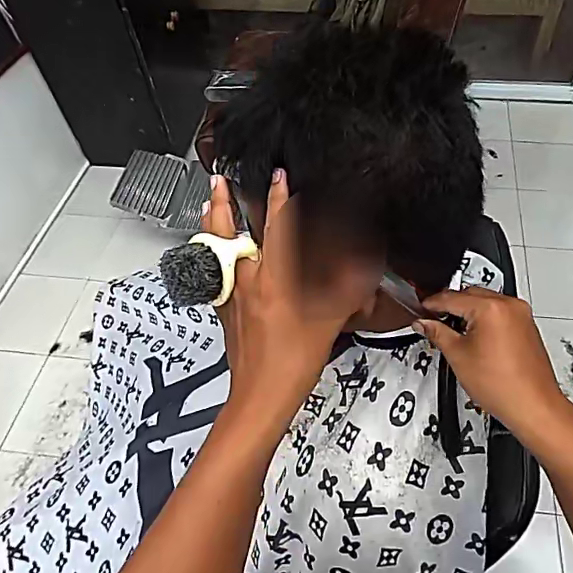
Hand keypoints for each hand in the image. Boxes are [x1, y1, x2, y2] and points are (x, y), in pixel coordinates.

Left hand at [203, 171, 376, 412]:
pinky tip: (213, 253)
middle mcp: (247, 282)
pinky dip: (210, 253)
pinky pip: (212, 271)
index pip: (275, 229)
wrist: (261, 395)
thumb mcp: (330, 322)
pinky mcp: (222, 310)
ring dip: (211, 222)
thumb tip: (363, 269)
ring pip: (213, 250)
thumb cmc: (290, 364)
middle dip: (225, 201)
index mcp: (275, 281)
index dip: (278, 199)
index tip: (279, 177)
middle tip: (220, 178)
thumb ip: (348, 291)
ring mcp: (230, 295)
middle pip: (229, 232)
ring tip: (209, 203)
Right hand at [412, 287, 570, 436]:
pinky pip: (501, 312)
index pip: (452, 297)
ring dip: (469, 311)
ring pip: (487, 302)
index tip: (423, 308)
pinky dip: (486, 319)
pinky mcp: (527, 325)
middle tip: (434, 319)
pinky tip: (476, 336)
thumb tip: (425, 323)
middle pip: (470, 295)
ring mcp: (521, 315)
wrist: (532, 405)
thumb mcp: (458, 356)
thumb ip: (437, 333)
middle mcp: (510, 306)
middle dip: (451, 306)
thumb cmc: (504, 387)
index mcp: (491, 309)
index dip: (432, 303)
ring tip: (454, 331)